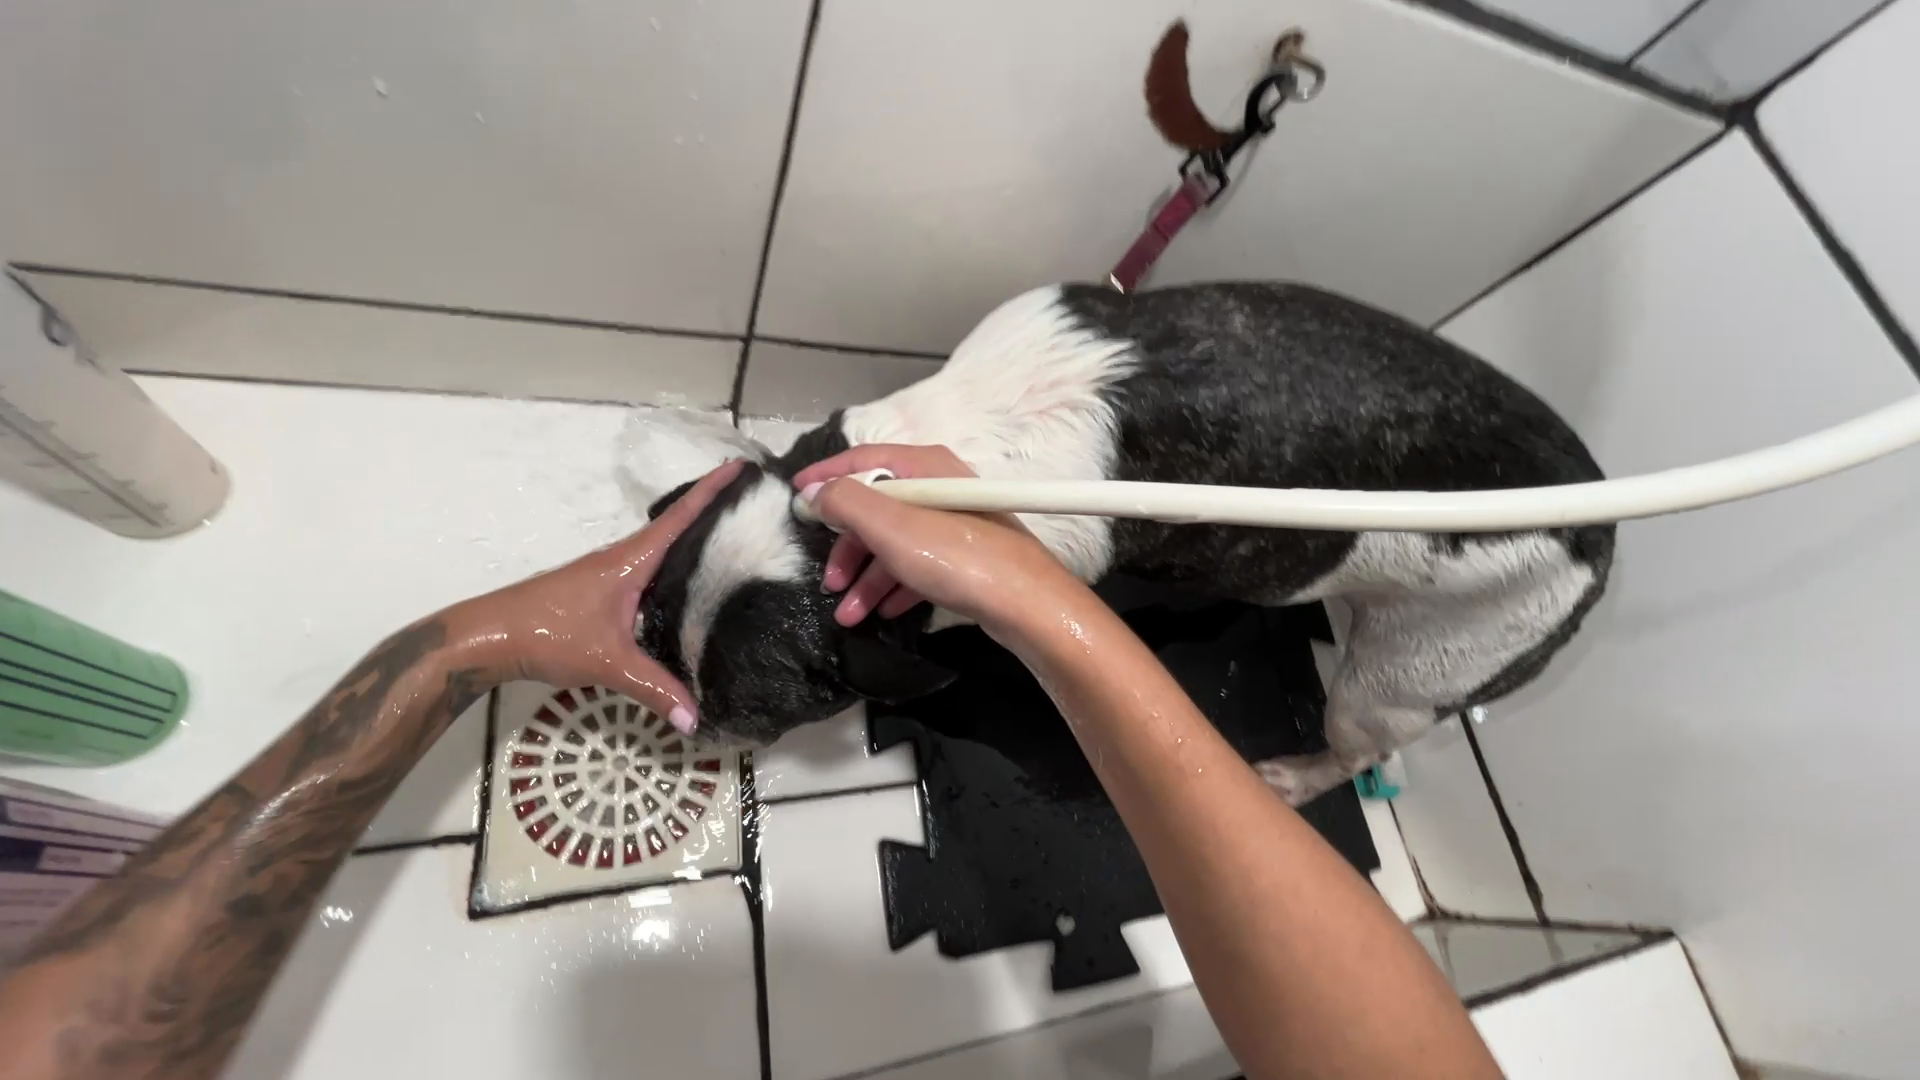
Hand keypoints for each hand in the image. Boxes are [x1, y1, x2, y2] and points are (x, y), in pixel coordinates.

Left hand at [445, 460, 743, 732]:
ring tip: (734, 538)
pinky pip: (653, 567)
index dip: (711, 490)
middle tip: (753, 502)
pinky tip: (691, 584)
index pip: (680, 517)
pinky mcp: (605, 589)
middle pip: (677, 523)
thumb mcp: (609, 663)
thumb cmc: (549, 635)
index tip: (741, 466)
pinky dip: (677, 563)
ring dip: (695, 536)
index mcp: (632, 561)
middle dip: (714, 507)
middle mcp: (626, 558)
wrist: (489, 637)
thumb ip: (654, 688)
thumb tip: (694, 719)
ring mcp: (614, 572)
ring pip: (664, 547)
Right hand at [794, 445, 1072, 639]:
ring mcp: (954, 525)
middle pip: (877, 509)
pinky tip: (883, 612)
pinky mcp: (965, 558)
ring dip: (867, 578)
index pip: (863, 459)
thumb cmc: (954, 557)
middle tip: (828, 582)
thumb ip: (846, 501)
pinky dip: (896, 586)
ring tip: (849, 615)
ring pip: (895, 544)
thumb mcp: (890, 526)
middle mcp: (940, 489)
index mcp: (924, 467)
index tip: (794, 500)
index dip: (826, 477)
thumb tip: (815, 492)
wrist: (1025, 603)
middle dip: (847, 547)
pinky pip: (919, 566)